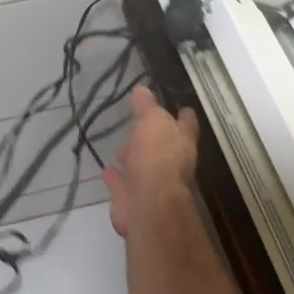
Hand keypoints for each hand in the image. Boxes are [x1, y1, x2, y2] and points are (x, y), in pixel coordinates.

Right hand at [103, 84, 198, 237]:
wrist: (149, 204)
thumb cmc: (156, 156)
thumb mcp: (152, 120)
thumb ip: (146, 105)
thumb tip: (142, 89)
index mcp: (182, 142)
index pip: (187, 123)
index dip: (184, 115)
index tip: (183, 107)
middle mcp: (172, 164)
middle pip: (164, 147)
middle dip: (152, 139)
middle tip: (139, 127)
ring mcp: (154, 185)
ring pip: (143, 167)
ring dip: (133, 158)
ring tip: (120, 148)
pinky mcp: (134, 201)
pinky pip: (123, 184)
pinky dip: (116, 178)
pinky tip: (106, 170)